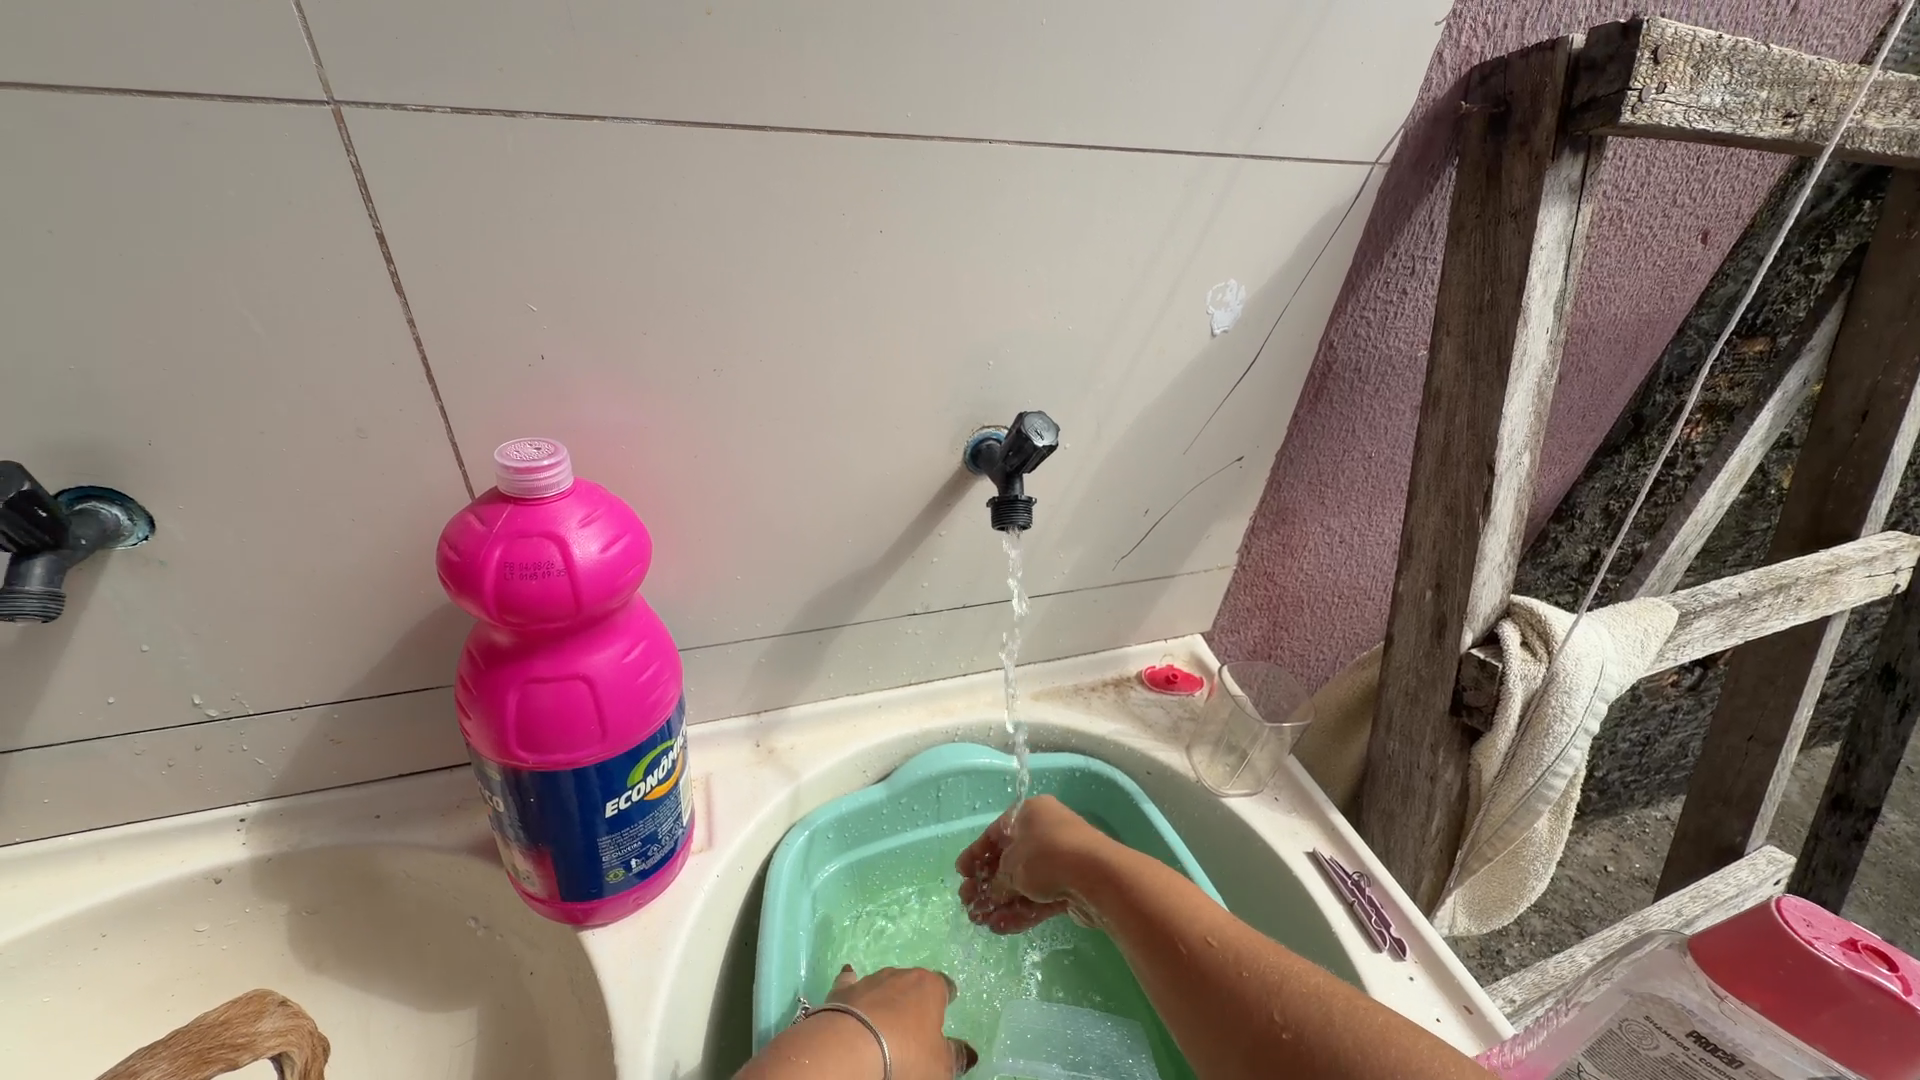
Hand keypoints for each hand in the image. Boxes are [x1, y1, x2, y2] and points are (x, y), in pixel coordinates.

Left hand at [826, 965, 976, 1077]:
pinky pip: (850, 980)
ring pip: (884, 983)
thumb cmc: (904, 1055)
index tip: (948, 1004)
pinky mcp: (843, 989)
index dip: (947, 997)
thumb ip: (955, 1056)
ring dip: (886, 997)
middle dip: (914, 998)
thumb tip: (969, 1052)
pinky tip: (849, 977)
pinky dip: (852, 982)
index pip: (945, 986)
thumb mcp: (940, 1066)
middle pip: (914, 983)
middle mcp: (902, 976)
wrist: (850, 1049)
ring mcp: (871, 980)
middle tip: (914, 1022)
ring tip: (885, 1018)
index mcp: (930, 987)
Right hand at [955, 795, 1112, 933]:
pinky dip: (1021, 911)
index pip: (996, 833)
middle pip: (1009, 860)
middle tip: (968, 903)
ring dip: (1001, 902)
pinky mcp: (1070, 887)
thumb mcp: (1012, 865)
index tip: (961, 873)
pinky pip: (1039, 898)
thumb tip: (991, 893)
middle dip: (988, 884)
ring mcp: (1060, 861)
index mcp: (1031, 814)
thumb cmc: (1047, 856)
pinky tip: (1000, 927)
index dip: (976, 854)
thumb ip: (997, 880)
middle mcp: (1046, 833)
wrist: (1097, 876)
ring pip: (1024, 883)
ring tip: (980, 921)